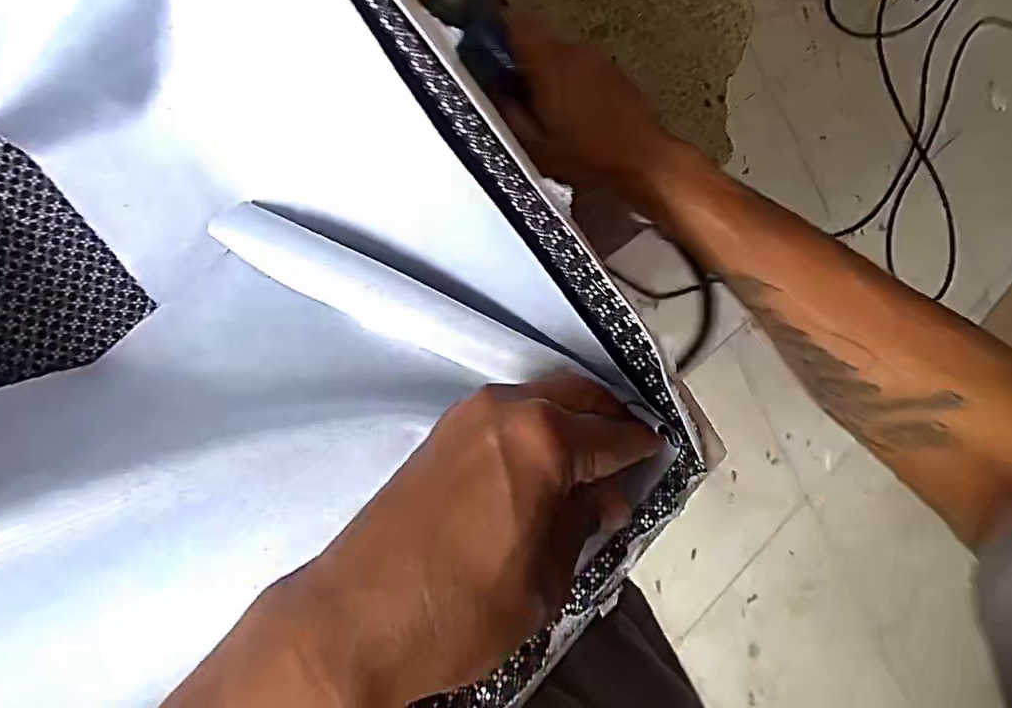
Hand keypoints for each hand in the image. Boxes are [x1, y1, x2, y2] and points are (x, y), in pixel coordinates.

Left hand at [165, 373, 664, 707]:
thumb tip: (603, 496)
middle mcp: (508, 408)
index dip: (641, 446)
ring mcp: (472, 411)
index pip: (611, 436)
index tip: (659, 452)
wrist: (351, 617)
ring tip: (594, 451)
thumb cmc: (457, 610)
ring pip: (544, 394)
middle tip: (633, 446)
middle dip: (612, 417)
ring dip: (575, 414)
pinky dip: (540, 419)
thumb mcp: (542, 582)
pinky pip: (512, 407)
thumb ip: (580, 525)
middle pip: (580, 395)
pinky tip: (547, 452)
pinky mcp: (447, 426)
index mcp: (541, 441)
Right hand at [498, 11, 686, 193]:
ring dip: (543, 69)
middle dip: (518, 57)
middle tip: (507, 86)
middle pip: (536, 38)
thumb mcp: (535, 145)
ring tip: (539, 105)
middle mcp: (575, 52)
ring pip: (558, 53)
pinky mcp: (613, 72)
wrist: (643, 160)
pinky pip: (579, 65)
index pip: (515, 23)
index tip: (482, 44)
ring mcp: (598, 60)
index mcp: (550, 64)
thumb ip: (508, 113)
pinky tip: (567, 109)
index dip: (494, 28)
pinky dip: (566, 78)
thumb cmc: (590, 157)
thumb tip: (493, 93)